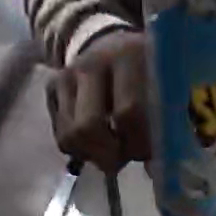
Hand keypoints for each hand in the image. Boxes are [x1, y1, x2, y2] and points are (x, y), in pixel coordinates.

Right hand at [46, 29, 150, 171]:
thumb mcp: (162, 91)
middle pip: (90, 125)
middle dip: (108, 153)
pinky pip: (61, 135)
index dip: (136, 144)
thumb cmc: (144, 78)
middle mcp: (95, 61)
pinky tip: (94, 144)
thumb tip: (155, 170)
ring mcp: (69, 73)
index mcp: (130, 57)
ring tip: (108, 153)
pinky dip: (78, 150)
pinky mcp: (53, 85)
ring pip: (71, 134)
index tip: (146, 154)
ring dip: (92, 155)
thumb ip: (163, 125)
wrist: (110, 44)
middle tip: (121, 160)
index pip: (128, 112)